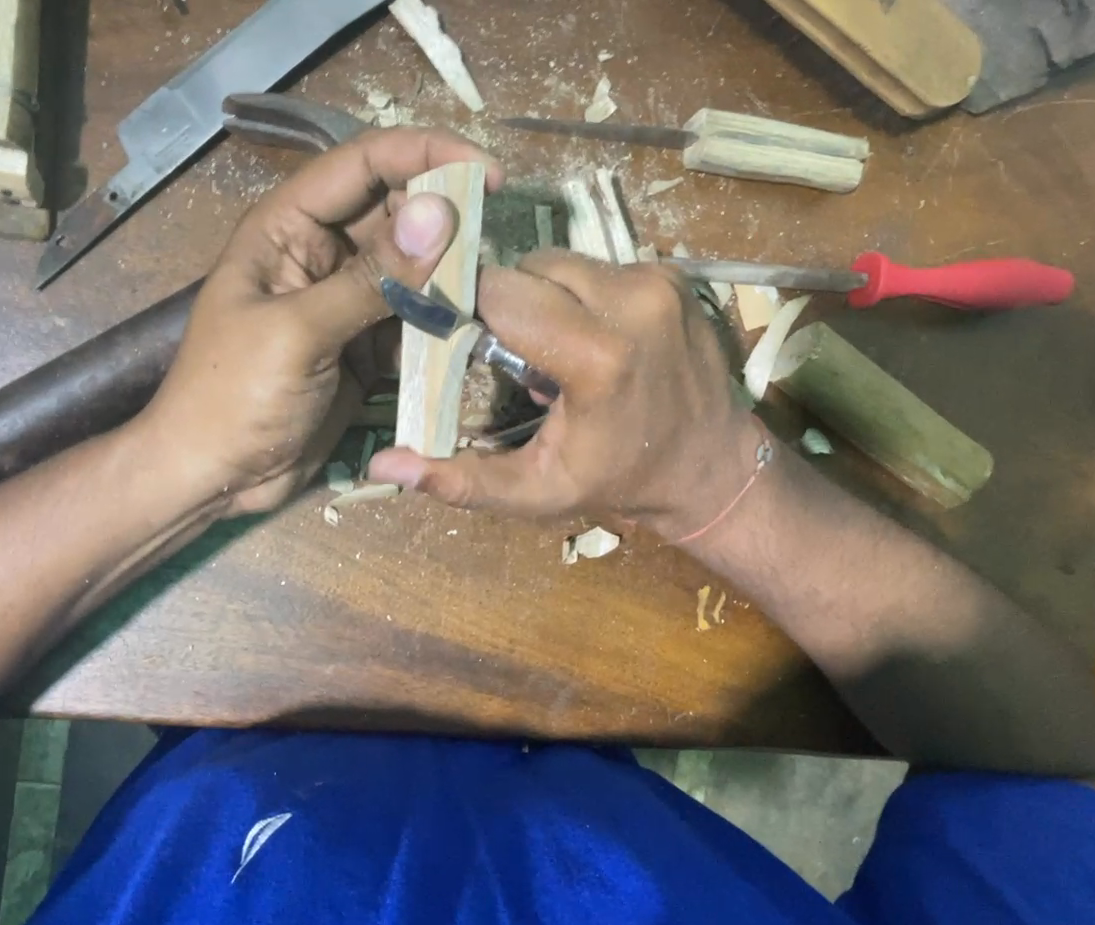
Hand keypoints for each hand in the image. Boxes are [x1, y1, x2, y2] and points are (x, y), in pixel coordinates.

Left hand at [143, 128, 503, 515]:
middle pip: (394, 217)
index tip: (490, 173)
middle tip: (490, 252)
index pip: (363, 165)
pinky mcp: (361, 350)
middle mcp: (319, 255)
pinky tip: (463, 341)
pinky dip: (436, 333)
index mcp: (287, 228)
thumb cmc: (232, 397)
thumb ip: (369, 279)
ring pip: (409, 275)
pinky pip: (409, 327)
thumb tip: (440, 215)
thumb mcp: (298, 332)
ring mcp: (343, 305)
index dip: (426, 156)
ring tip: (483, 301)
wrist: (213, 476)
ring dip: (446, 284)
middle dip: (444, 228)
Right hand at [369, 251, 765, 539]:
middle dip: (508, 305)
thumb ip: (460, 480)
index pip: (502, 294)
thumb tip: (382, 468)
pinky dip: (580, 294)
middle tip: (516, 355)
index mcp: (599, 358)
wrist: (711, 466)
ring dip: (543, 297)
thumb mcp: (536, 492)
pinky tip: (591, 336)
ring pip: (562, 261)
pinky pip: (598, 265)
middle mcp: (633, 301)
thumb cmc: (618, 481)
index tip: (463, 340)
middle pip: (530, 270)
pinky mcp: (672, 273)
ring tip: (555, 348)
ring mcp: (658, 281)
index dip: (471, 310)